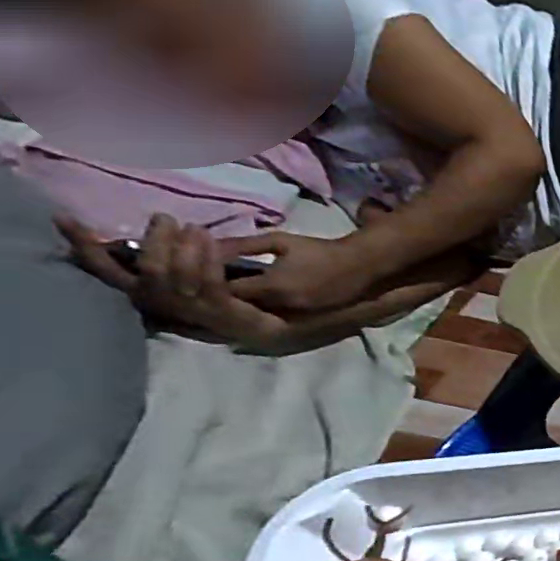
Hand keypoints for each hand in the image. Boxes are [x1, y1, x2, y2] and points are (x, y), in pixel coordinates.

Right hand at [58, 214, 293, 348]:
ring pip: (174, 274)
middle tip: (165, 219)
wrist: (275, 324)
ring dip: (181, 245)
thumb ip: (164, 256)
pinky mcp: (223, 313)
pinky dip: (206, 257)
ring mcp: (194, 312)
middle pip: (146, 269)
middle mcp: (166, 306)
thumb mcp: (190, 272)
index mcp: (150, 295)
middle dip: (154, 240)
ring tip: (193, 227)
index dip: (84, 247)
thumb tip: (147, 229)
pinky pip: (208, 281)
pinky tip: (210, 240)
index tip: (61, 216)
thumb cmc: (230, 295)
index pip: (107, 271)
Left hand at [220, 229, 374, 313]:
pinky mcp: (304, 319)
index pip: (226, 289)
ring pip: (254, 314)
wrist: (358, 267)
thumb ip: (242, 246)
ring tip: (235, 290)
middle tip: (214, 281)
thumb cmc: (318, 251)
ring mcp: (294, 316)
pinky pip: (272, 316)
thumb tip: (208, 247)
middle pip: (239, 306)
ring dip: (243, 304)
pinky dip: (260, 308)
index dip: (210, 280)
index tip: (202, 269)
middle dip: (224, 295)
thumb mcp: (278, 241)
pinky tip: (257, 298)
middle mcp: (280, 306)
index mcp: (272, 286)